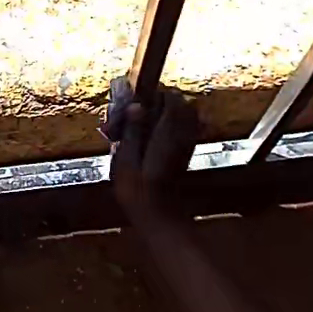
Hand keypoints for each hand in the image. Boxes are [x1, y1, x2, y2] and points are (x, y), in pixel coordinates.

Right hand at [103, 77, 198, 214]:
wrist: (159, 216)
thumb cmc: (137, 190)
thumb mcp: (125, 159)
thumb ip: (132, 130)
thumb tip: (136, 105)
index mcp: (168, 133)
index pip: (171, 98)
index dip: (153, 95)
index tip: (134, 104)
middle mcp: (182, 134)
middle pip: (178, 104)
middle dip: (158, 103)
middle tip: (134, 115)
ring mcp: (187, 143)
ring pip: (181, 115)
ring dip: (162, 114)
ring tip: (139, 127)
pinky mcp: (184, 153)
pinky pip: (181, 129)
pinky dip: (167, 127)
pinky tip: (148, 139)